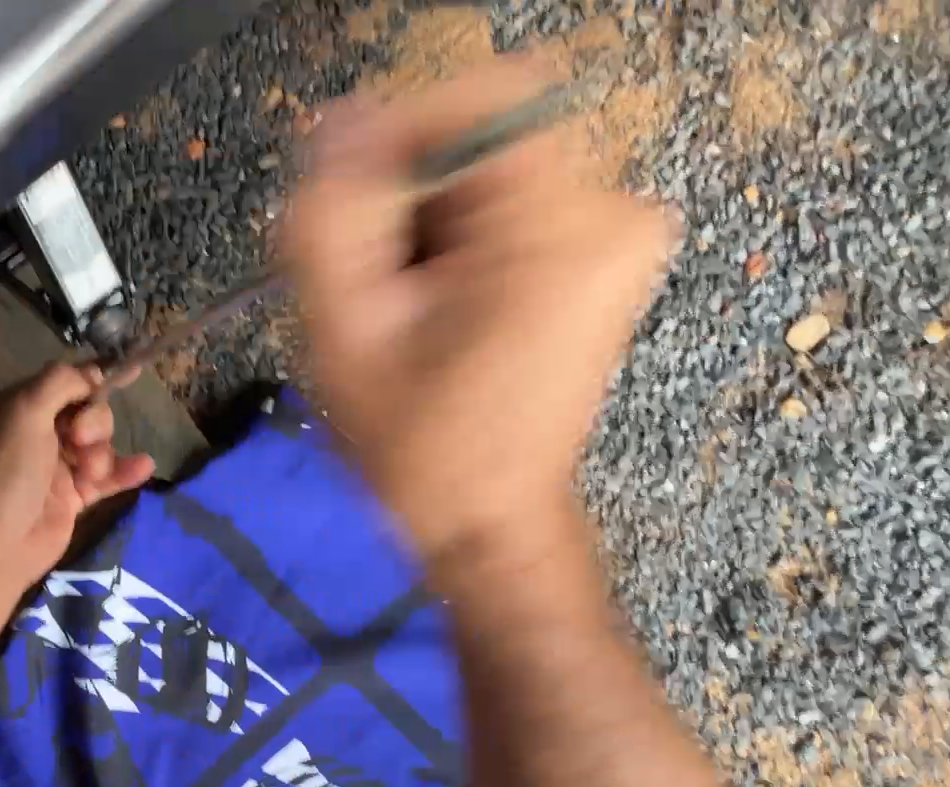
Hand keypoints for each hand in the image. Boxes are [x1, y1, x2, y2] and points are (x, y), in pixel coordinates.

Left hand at [0, 363, 154, 594]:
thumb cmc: (7, 471)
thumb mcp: (25, 410)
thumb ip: (61, 381)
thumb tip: (93, 372)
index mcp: (18, 407)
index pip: (65, 382)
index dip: (92, 380)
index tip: (126, 374)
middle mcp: (37, 433)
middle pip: (88, 412)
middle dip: (95, 423)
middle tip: (80, 440)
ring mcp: (57, 466)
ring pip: (100, 445)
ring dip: (103, 455)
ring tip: (90, 475)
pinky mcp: (74, 496)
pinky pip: (108, 477)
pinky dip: (125, 472)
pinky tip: (144, 467)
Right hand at [287, 59, 675, 570]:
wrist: (489, 524)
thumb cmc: (417, 451)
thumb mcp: (345, 338)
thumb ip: (331, 223)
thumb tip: (338, 128)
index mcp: (560, 232)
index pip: (482, 100)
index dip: (397, 139)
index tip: (352, 213)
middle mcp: (613, 215)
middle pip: (481, 141)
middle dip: (406, 204)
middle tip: (370, 289)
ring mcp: (617, 239)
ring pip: (488, 177)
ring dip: (424, 230)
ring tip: (399, 312)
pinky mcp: (602, 261)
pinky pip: (510, 211)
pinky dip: (456, 247)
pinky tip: (432, 313)